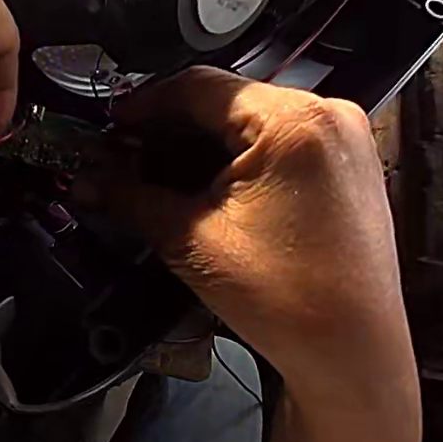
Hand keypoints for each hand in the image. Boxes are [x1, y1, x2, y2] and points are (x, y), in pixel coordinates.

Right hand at [101, 66, 413, 390]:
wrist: (351, 355)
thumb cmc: (290, 301)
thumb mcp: (193, 241)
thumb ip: (132, 198)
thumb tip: (92, 180)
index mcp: (293, 121)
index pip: (199, 86)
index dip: (146, 104)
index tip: (115, 124)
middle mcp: (328, 117)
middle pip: (226, 103)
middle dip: (172, 132)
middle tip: (131, 160)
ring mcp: (344, 142)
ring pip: (251, 124)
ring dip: (203, 147)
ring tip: (163, 180)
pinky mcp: (346, 167)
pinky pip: (279, 144)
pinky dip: (238, 160)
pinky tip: (208, 190)